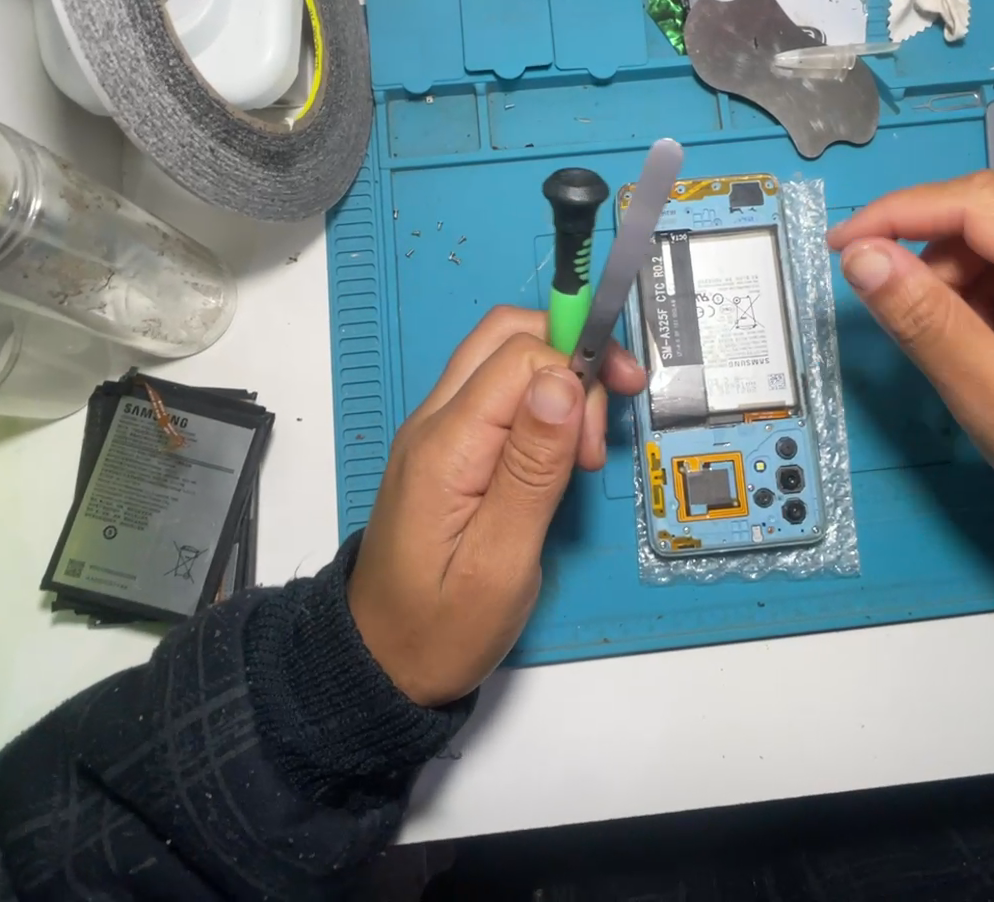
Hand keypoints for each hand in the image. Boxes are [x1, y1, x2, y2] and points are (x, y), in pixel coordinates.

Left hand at [348, 307, 647, 705]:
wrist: (380, 660)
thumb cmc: (443, 626)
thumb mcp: (501, 562)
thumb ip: (532, 468)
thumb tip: (563, 380)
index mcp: (447, 445)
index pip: (520, 356)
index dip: (576, 373)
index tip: (599, 443)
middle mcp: (435, 420)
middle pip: (506, 334)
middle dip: (573, 352)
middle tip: (612, 409)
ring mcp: (438, 430)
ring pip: (505, 357)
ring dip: (559, 378)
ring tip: (586, 448)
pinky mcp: (448, 446)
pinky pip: (499, 392)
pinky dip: (543, 402)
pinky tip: (562, 449)